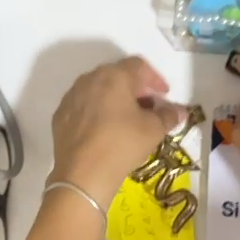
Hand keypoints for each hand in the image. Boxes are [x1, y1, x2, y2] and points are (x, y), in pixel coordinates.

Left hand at [50, 56, 186, 200]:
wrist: (83, 174)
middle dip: (134, 88)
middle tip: (147, 107)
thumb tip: (180, 111)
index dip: (155, 78)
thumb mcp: (153, 130)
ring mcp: (71, 97)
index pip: (138, 65)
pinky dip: (96, 112)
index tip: (164, 95)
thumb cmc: (123, 144)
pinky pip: (83, 106)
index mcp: (114, 76)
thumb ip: (169, 116)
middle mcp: (89, 79)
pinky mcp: (60, 116)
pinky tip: (104, 130)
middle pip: (116, 75)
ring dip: (114, 99)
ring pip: (97, 90)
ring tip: (126, 119)